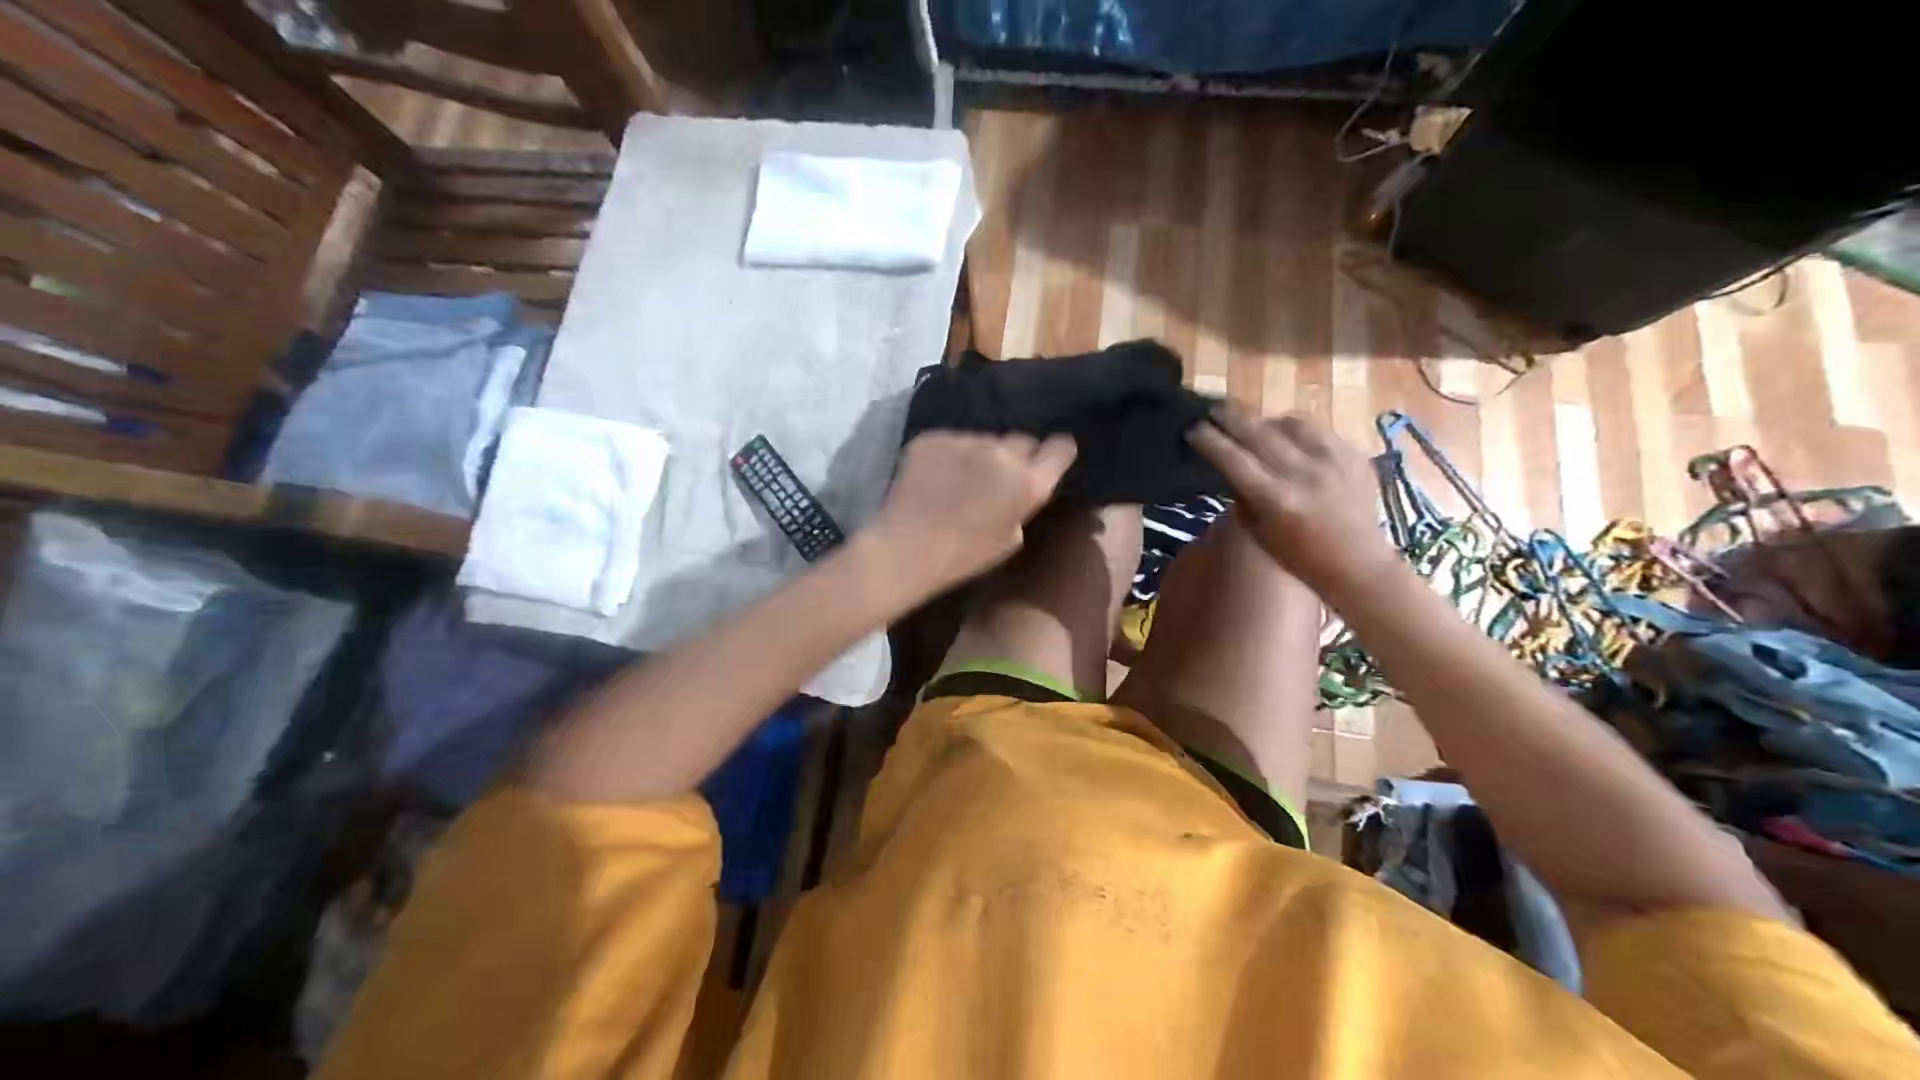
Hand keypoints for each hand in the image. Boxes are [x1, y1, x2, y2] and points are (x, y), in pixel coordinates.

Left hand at [868, 431, 1076, 589]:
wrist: (905, 548)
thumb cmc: (963, 556)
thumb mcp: (1010, 539)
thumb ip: (1023, 504)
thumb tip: (1018, 486)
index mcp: (1027, 483)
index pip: (1060, 448)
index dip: (1056, 453)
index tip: (1048, 460)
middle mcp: (1001, 452)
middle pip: (1021, 439)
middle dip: (1016, 456)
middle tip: (997, 479)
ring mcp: (964, 439)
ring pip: (983, 440)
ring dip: (979, 455)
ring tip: (959, 481)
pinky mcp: (933, 437)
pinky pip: (952, 441)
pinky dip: (948, 455)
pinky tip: (935, 477)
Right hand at [1188, 409, 1394, 590]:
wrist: (1358, 565)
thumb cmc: (1299, 558)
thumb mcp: (1259, 533)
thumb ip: (1244, 496)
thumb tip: (1232, 466)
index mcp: (1277, 500)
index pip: (1234, 460)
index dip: (1210, 441)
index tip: (1193, 428)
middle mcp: (1304, 475)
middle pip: (1259, 433)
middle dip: (1232, 417)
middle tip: (1214, 408)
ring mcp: (1333, 462)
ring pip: (1291, 423)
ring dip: (1266, 419)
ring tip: (1253, 421)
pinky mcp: (1354, 456)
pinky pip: (1319, 429)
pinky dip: (1297, 427)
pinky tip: (1287, 432)